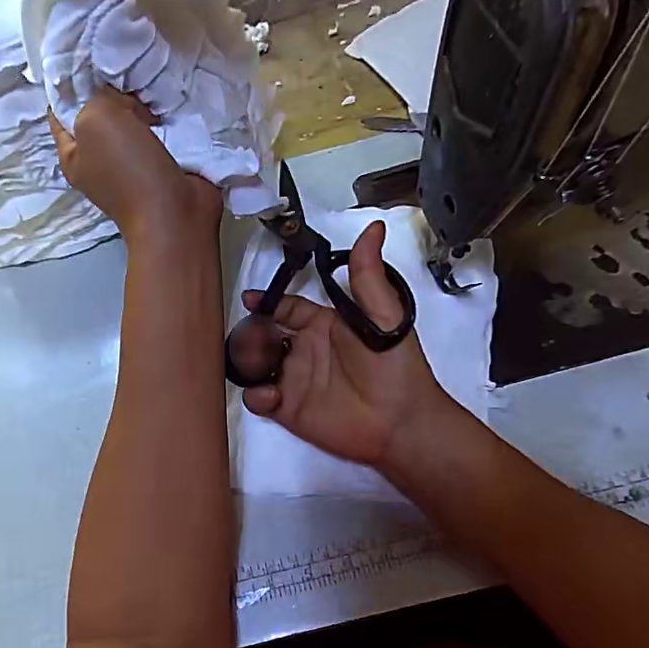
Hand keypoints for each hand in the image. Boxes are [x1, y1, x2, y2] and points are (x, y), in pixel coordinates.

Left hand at [49, 87, 220, 242]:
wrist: (176, 214)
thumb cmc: (130, 169)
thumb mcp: (98, 118)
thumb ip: (99, 96)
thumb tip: (123, 102)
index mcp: (73, 156)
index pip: (62, 111)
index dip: (73, 83)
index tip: (92, 60)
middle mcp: (99, 162)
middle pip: (102, 114)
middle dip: (115, 94)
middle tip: (130, 77)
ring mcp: (132, 168)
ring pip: (133, 124)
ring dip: (144, 107)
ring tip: (154, 90)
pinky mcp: (161, 170)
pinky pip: (159, 136)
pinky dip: (166, 123)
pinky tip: (171, 110)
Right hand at [240, 221, 454, 467]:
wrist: (400, 420)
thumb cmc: (395, 365)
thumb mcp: (384, 313)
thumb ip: (368, 273)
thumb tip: (374, 226)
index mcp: (323, 324)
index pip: (286, 307)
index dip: (267, 301)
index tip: (250, 299)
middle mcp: (304, 349)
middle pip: (263, 334)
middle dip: (251, 332)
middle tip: (256, 338)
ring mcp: (294, 380)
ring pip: (255, 364)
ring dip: (247, 360)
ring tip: (258, 364)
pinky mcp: (289, 409)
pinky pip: (259, 399)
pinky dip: (256, 395)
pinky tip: (270, 394)